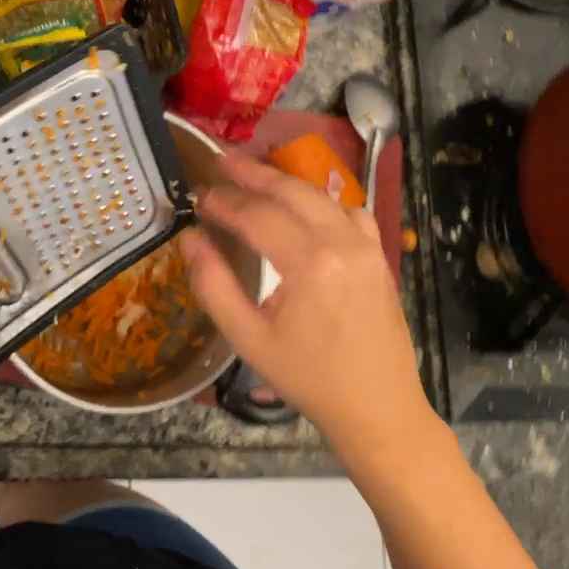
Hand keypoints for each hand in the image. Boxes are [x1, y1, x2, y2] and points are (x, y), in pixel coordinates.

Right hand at [181, 155, 435, 466]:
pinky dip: (320, 200)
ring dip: (284, 182)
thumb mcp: (248, 339)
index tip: (197, 196)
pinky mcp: (379, 255)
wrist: (378, 407)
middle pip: (291, 191)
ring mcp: (367, 246)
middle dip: (252, 174)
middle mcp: (343, 243)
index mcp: (310, 264)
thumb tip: (190, 240)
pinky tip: (302, 207)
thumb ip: (213, 286)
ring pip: (321, 195)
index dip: (223, 202)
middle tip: (220, 162)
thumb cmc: (308, 378)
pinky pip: (349, 211)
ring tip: (252, 175)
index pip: (257, 215)